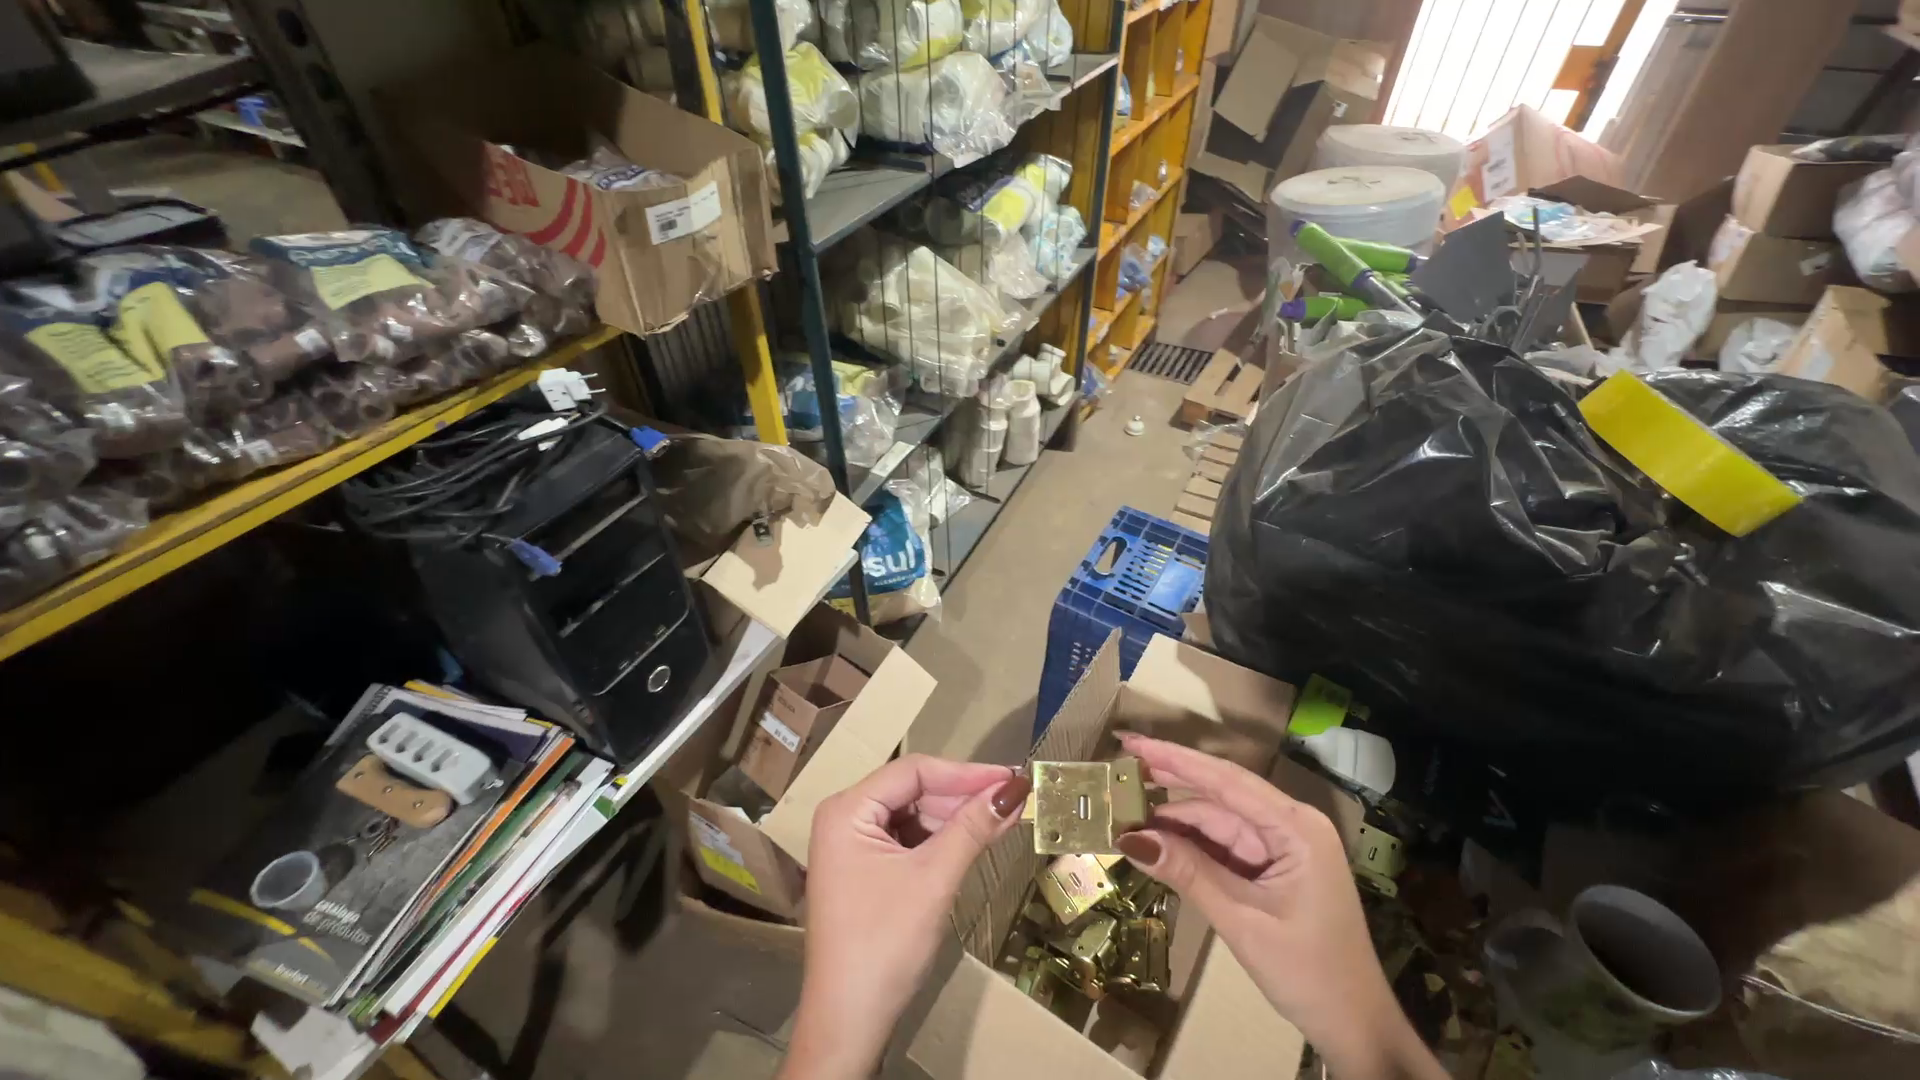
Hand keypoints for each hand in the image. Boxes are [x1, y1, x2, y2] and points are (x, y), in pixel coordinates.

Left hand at [777, 755, 1030, 1079]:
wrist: (848, 1020)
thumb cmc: (885, 943)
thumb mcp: (934, 879)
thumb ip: (973, 827)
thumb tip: (1016, 787)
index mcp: (847, 810)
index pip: (913, 771)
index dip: (965, 772)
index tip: (1011, 777)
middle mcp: (844, 817)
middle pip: (912, 789)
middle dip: (962, 796)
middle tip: (1013, 800)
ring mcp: (851, 844)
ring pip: (913, 813)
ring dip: (955, 817)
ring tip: (1001, 819)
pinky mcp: (864, 868)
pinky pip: (907, 838)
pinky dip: (940, 839)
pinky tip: (973, 840)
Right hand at [1113, 733, 1444, 1079]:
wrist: (1355, 1026)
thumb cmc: (1308, 971)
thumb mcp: (1242, 920)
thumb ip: (1188, 872)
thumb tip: (1130, 838)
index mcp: (1296, 827)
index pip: (1226, 780)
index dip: (1176, 758)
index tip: (1133, 742)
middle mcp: (1289, 825)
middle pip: (1219, 792)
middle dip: (1170, 778)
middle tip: (1120, 764)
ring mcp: (1280, 846)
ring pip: (1216, 818)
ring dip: (1173, 819)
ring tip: (1124, 813)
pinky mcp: (1269, 867)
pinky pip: (1221, 843)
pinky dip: (1188, 843)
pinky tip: (1154, 840)